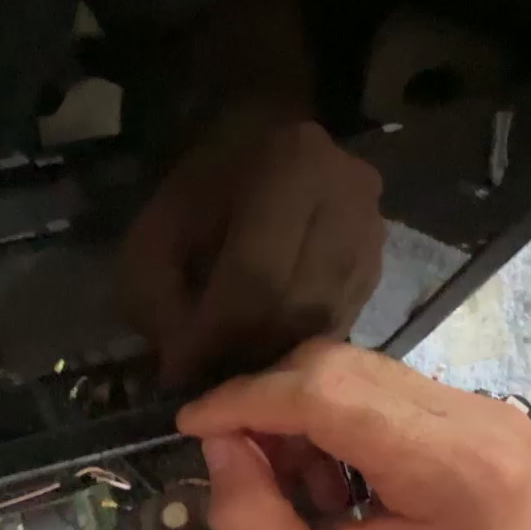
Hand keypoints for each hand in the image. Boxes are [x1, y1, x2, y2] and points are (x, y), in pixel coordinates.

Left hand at [120, 117, 385, 391]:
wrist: (253, 150)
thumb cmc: (192, 197)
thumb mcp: (151, 242)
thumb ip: (161, 303)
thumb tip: (182, 373)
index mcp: (289, 169)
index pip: (257, 277)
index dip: (213, 337)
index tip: (178, 374)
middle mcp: (349, 194)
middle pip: (299, 305)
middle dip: (243, 352)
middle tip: (202, 379)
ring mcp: (374, 228)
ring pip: (325, 321)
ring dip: (271, 355)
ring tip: (227, 368)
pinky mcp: (379, 262)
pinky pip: (340, 323)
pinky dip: (296, 346)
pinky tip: (260, 352)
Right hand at [177, 341, 530, 529]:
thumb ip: (249, 515)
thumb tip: (216, 441)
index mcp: (449, 468)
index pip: (326, 394)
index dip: (246, 398)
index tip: (190, 423)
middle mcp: (475, 418)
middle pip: (335, 368)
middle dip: (264, 402)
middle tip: (233, 455)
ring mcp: (479, 406)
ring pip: (348, 368)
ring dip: (293, 412)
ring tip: (286, 477)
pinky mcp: (469, 407)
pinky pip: (369, 384)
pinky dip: (323, 417)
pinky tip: (322, 472)